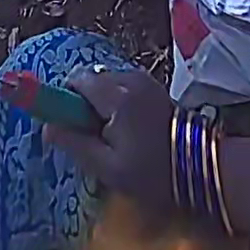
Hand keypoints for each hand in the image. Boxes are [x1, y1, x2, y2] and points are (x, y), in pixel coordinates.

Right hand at [41, 68, 177, 211]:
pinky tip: (130, 125)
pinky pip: (122, 84)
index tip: (72, 121)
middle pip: (91, 78)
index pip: (76, 79)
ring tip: (115, 132)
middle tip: (94, 132)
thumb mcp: (109, 168)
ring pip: (106, 81)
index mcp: (113, 95)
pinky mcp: (152, 84)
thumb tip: (45, 128)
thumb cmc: (153, 171)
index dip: (67, 97)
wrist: (203, 166)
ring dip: (102, 100)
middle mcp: (126, 78)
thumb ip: (75, 144)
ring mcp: (142, 79)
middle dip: (85, 100)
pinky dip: (118, 99)